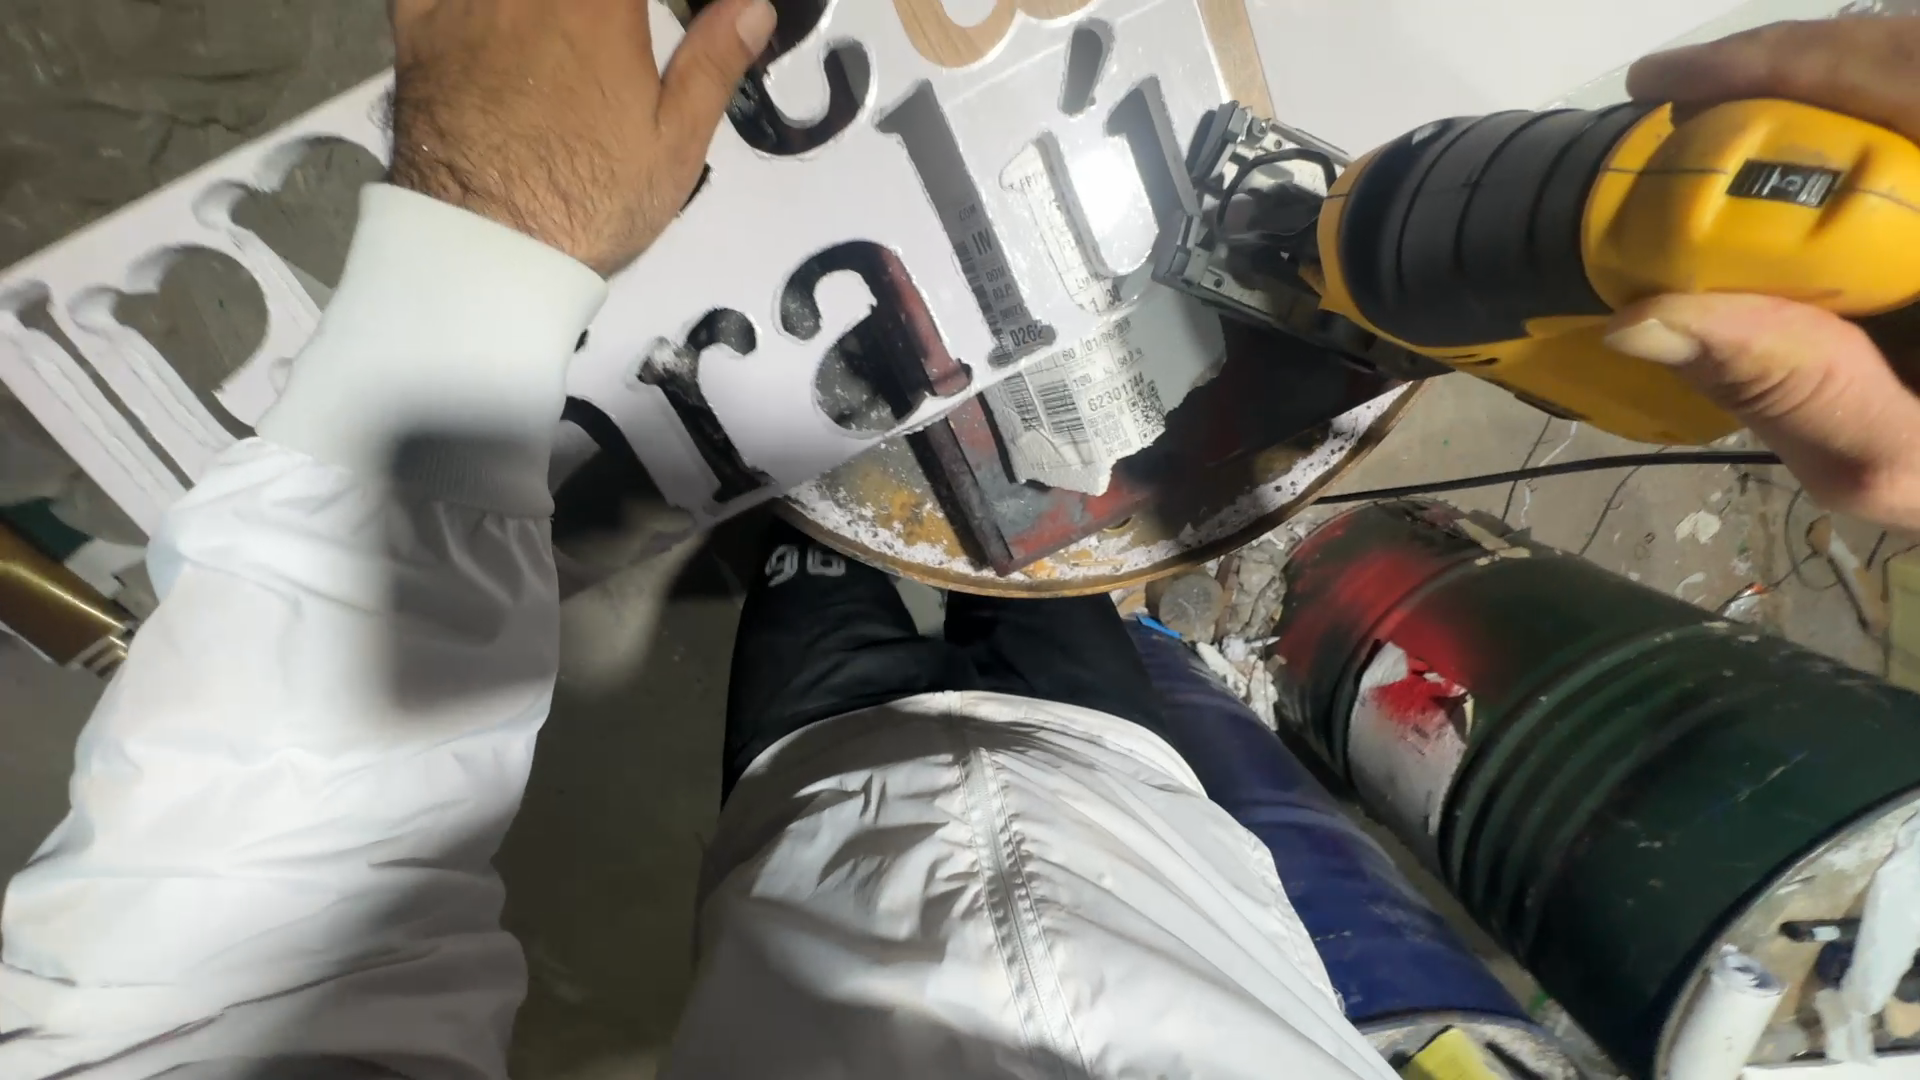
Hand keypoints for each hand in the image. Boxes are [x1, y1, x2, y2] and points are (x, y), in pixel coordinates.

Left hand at [387, 0, 777, 275]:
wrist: (492, 237)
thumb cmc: (596, 196)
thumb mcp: (677, 143)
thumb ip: (714, 63)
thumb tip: (755, 7)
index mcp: (602, 1)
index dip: (662, 4)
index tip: (659, 25)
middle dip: (603, 12)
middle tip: (618, 35)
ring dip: (544, 10)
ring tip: (571, 33)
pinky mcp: (419, 14)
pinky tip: (498, 16)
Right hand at [1604, 17, 1919, 529]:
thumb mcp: (1890, 459)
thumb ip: (1789, 389)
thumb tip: (1637, 323)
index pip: (1917, 85)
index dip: (1790, 66)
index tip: (1660, 88)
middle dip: (1798, 65)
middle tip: (1676, 101)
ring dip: (1832, 81)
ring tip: (1725, 118)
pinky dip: (1872, 110)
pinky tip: (1805, 146)